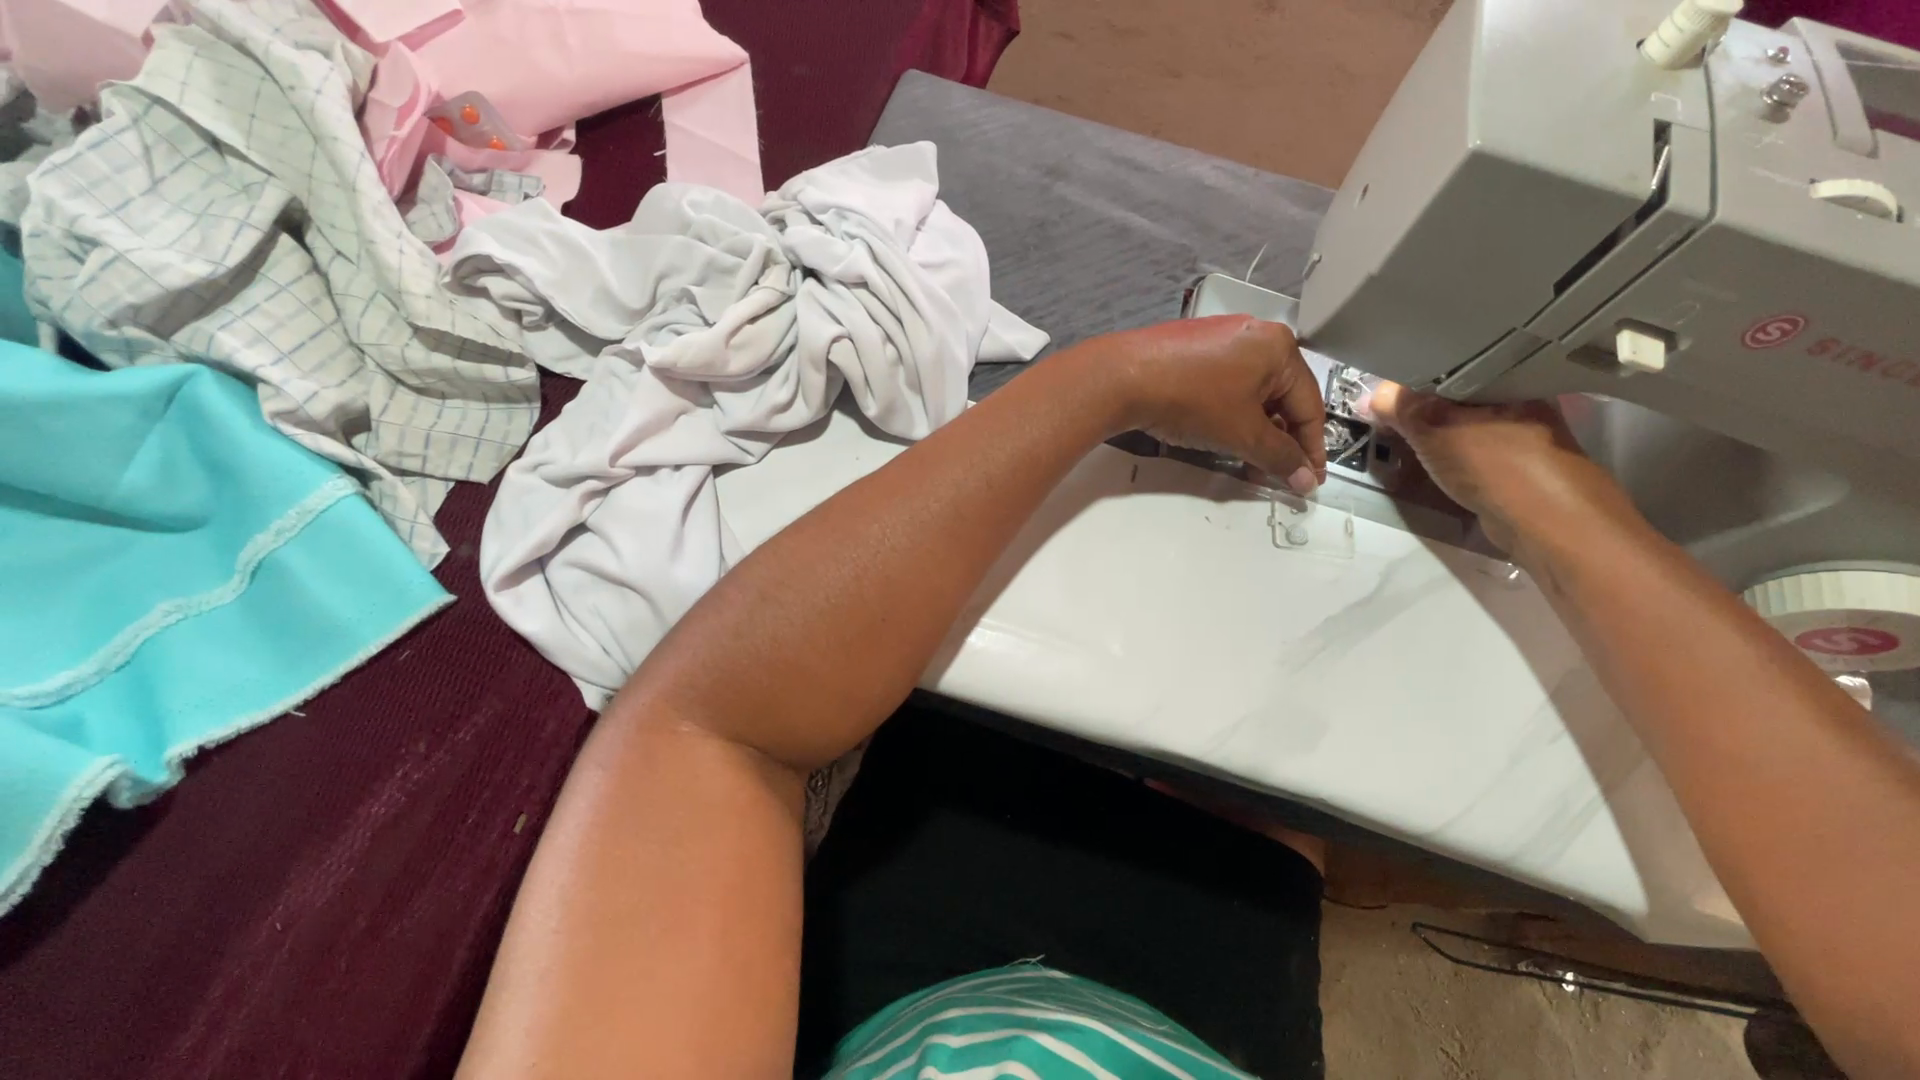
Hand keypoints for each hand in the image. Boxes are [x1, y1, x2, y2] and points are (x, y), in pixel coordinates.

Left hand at [1104, 316, 1325, 492]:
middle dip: (1279, 441)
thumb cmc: (1192, 401)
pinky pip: (1225, 384)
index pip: (1309, 405)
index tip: (1309, 480)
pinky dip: (1230, 414)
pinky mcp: (1192, 348)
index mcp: (1279, 347)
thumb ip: (1279, 457)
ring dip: (1254, 431)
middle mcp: (1255, 334)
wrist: (1123, 378)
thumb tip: (1305, 479)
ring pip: (1252, 393)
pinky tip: (1221, 436)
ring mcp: (1221, 338)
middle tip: (1275, 475)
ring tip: (1247, 462)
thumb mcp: (1243, 434)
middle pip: (1281, 397)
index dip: (1311, 448)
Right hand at [1369, 382, 1636, 557]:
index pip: (1450, 365)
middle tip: (1386, 416)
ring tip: (1402, 437)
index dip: (1412, 376)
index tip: (1381, 391)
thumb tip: (1369, 396)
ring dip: (1432, 432)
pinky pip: (1471, 448)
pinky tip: (1431, 461)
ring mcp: (1519, 433)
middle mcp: (1517, 399)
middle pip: (1454, 395)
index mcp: (1505, 377)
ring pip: (1462, 423)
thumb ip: (1401, 408)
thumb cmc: (1493, 462)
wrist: (1544, 518)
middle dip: (1419, 406)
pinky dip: (1448, 453)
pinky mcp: (1515, 464)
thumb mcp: (1434, 427)